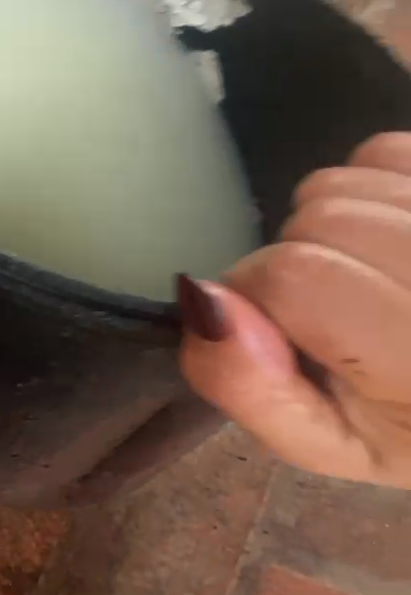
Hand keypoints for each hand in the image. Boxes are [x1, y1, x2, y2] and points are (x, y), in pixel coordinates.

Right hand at [180, 132, 410, 487]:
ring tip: (370, 270)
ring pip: (353, 182)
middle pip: (326, 220)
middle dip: (305, 256)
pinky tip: (399, 232)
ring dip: (337, 219)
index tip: (291, 331)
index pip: (295, 274)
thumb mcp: (325, 444)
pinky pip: (390, 150)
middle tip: (338, 304)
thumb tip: (204, 298)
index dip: (267, 296)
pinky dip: (381, 180)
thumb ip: (246, 388)